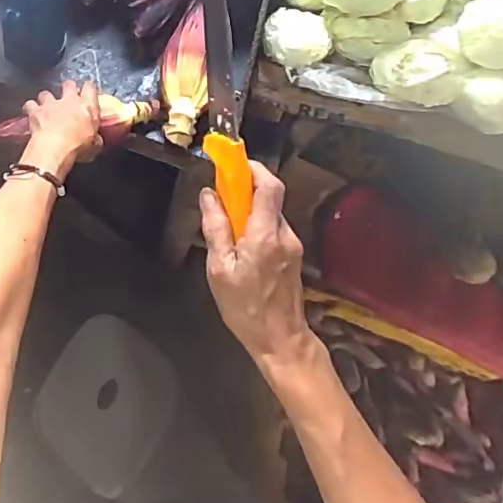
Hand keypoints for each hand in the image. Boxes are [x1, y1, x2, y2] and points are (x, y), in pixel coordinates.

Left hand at [18, 80, 101, 179]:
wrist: (55, 149)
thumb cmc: (78, 148)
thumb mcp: (94, 146)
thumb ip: (95, 139)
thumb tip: (95, 140)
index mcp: (87, 106)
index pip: (90, 87)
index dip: (88, 89)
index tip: (87, 93)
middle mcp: (69, 100)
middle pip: (68, 84)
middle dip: (67, 88)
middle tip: (67, 97)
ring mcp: (50, 104)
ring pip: (46, 93)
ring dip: (46, 99)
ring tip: (45, 108)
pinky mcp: (35, 111)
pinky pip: (30, 104)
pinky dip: (29, 109)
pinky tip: (30, 115)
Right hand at [201, 162, 315, 370]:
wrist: (281, 341)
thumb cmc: (245, 308)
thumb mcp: (219, 269)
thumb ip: (215, 228)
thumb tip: (209, 195)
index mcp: (265, 235)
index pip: (268, 186)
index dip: (252, 168)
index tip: (232, 161)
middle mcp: (284, 234)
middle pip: (269, 196)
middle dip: (245, 188)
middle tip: (221, 194)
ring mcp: (292, 245)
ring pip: (270, 212)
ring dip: (249, 209)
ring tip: (226, 227)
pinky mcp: (293, 255)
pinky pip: (272, 228)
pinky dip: (256, 224)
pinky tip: (240, 245)